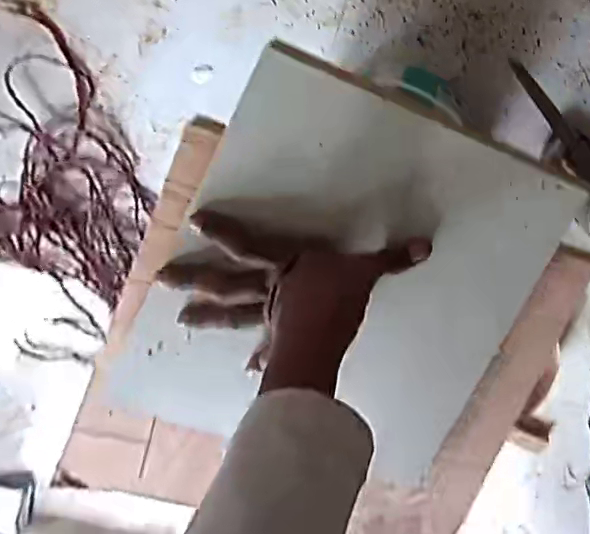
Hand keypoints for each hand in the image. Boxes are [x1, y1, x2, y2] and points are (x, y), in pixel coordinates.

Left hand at [157, 209, 431, 395]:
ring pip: (234, 314)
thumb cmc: (336, 297)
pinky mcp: (278, 342)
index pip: (250, 244)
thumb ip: (392, 256)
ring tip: (182, 320)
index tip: (195, 222)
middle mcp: (271, 288)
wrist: (323, 342)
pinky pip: (264, 347)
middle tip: (162, 277)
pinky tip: (246, 368)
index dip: (224, 233)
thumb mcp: (367, 271)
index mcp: (286, 264)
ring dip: (210, 316)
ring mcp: (270, 318)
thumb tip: (426, 244)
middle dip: (196, 279)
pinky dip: (257, 356)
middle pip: (228, 282)